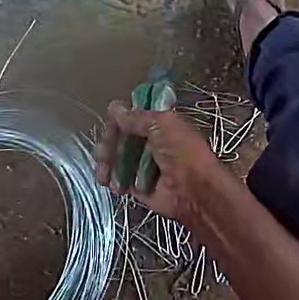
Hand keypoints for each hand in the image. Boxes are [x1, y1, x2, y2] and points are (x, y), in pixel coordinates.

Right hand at [94, 101, 226, 222]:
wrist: (196, 192)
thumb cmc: (183, 154)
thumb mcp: (163, 126)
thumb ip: (137, 117)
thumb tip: (114, 107)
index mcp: (160, 124)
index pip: (132, 116)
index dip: (120, 119)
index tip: (111, 124)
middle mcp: (151, 142)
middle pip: (121, 137)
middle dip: (109, 144)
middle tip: (102, 153)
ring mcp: (144, 165)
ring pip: (116, 158)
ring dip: (107, 164)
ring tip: (104, 173)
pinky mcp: (138, 186)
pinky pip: (119, 178)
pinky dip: (113, 180)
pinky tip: (112, 184)